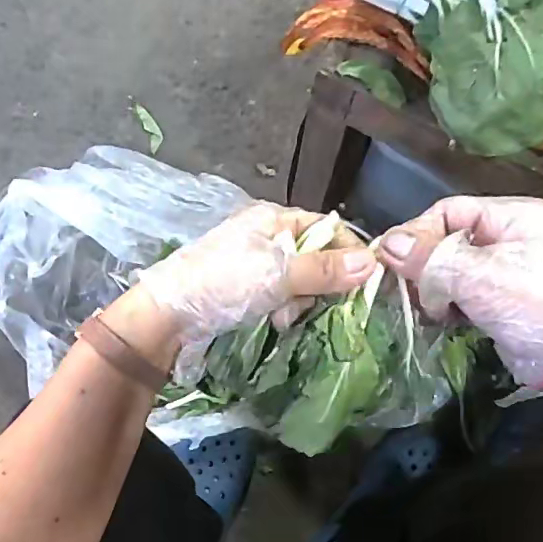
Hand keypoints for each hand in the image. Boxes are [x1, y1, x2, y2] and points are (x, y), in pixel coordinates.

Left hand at [138, 203, 376, 342]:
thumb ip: (324, 269)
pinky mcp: (244, 290)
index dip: (347, 252)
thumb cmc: (222, 284)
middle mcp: (266, 237)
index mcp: (273, 219)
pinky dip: (282, 310)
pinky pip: (279, 297)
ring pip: (299, 281)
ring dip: (299, 302)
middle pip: (316, 256)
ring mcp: (253, 264)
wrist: (168, 317)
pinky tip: (274, 322)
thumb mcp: (277, 274)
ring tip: (284, 317)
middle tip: (311, 303)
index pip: (326, 228)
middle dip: (319, 283)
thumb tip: (373, 263)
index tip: (362, 282)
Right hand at [376, 196, 542, 388]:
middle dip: (424, 266)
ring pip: (453, 272)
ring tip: (427, 312)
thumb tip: (385, 243)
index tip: (391, 264)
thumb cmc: (542, 306)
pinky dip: (448, 308)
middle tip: (408, 294)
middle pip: (448, 241)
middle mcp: (511, 238)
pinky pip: (464, 297)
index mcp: (514, 216)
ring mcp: (509, 273)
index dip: (417, 233)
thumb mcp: (482, 278)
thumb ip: (431, 259)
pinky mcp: (505, 304)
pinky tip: (441, 322)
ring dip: (434, 291)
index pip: (449, 210)